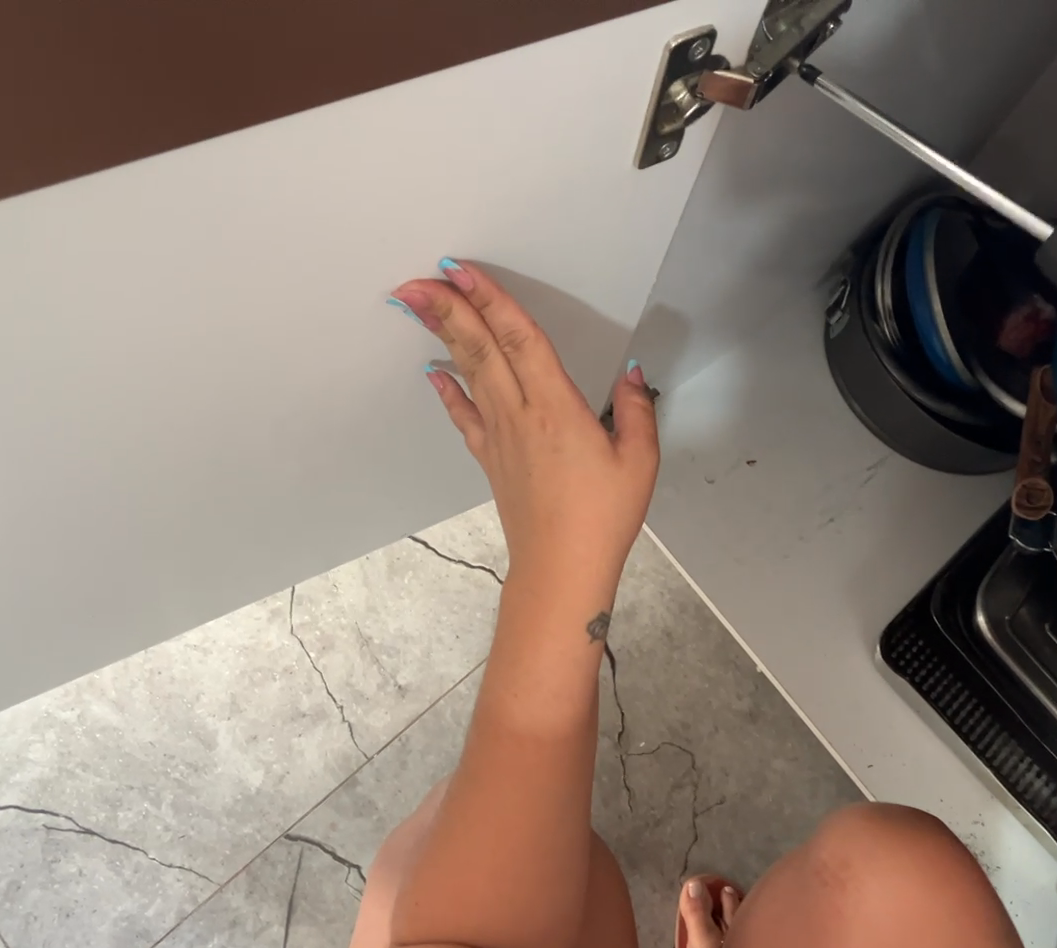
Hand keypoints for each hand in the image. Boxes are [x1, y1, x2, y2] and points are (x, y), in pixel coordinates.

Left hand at [390, 261, 658, 589]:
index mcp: (556, 407)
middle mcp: (519, 415)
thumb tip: (631, 373)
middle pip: (481, 349)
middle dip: (448, 309)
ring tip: (418, 307)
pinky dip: (448, 392)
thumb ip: (634, 409)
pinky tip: (433, 372)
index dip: (491, 300)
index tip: (462, 271)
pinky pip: (465, 417)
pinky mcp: (492, 460)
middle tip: (418, 278)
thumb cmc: (601, 517)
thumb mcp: (639, 460)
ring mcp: (500, 437)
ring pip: (468, 375)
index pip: (519, 339)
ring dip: (443, 337)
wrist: (561, 567)